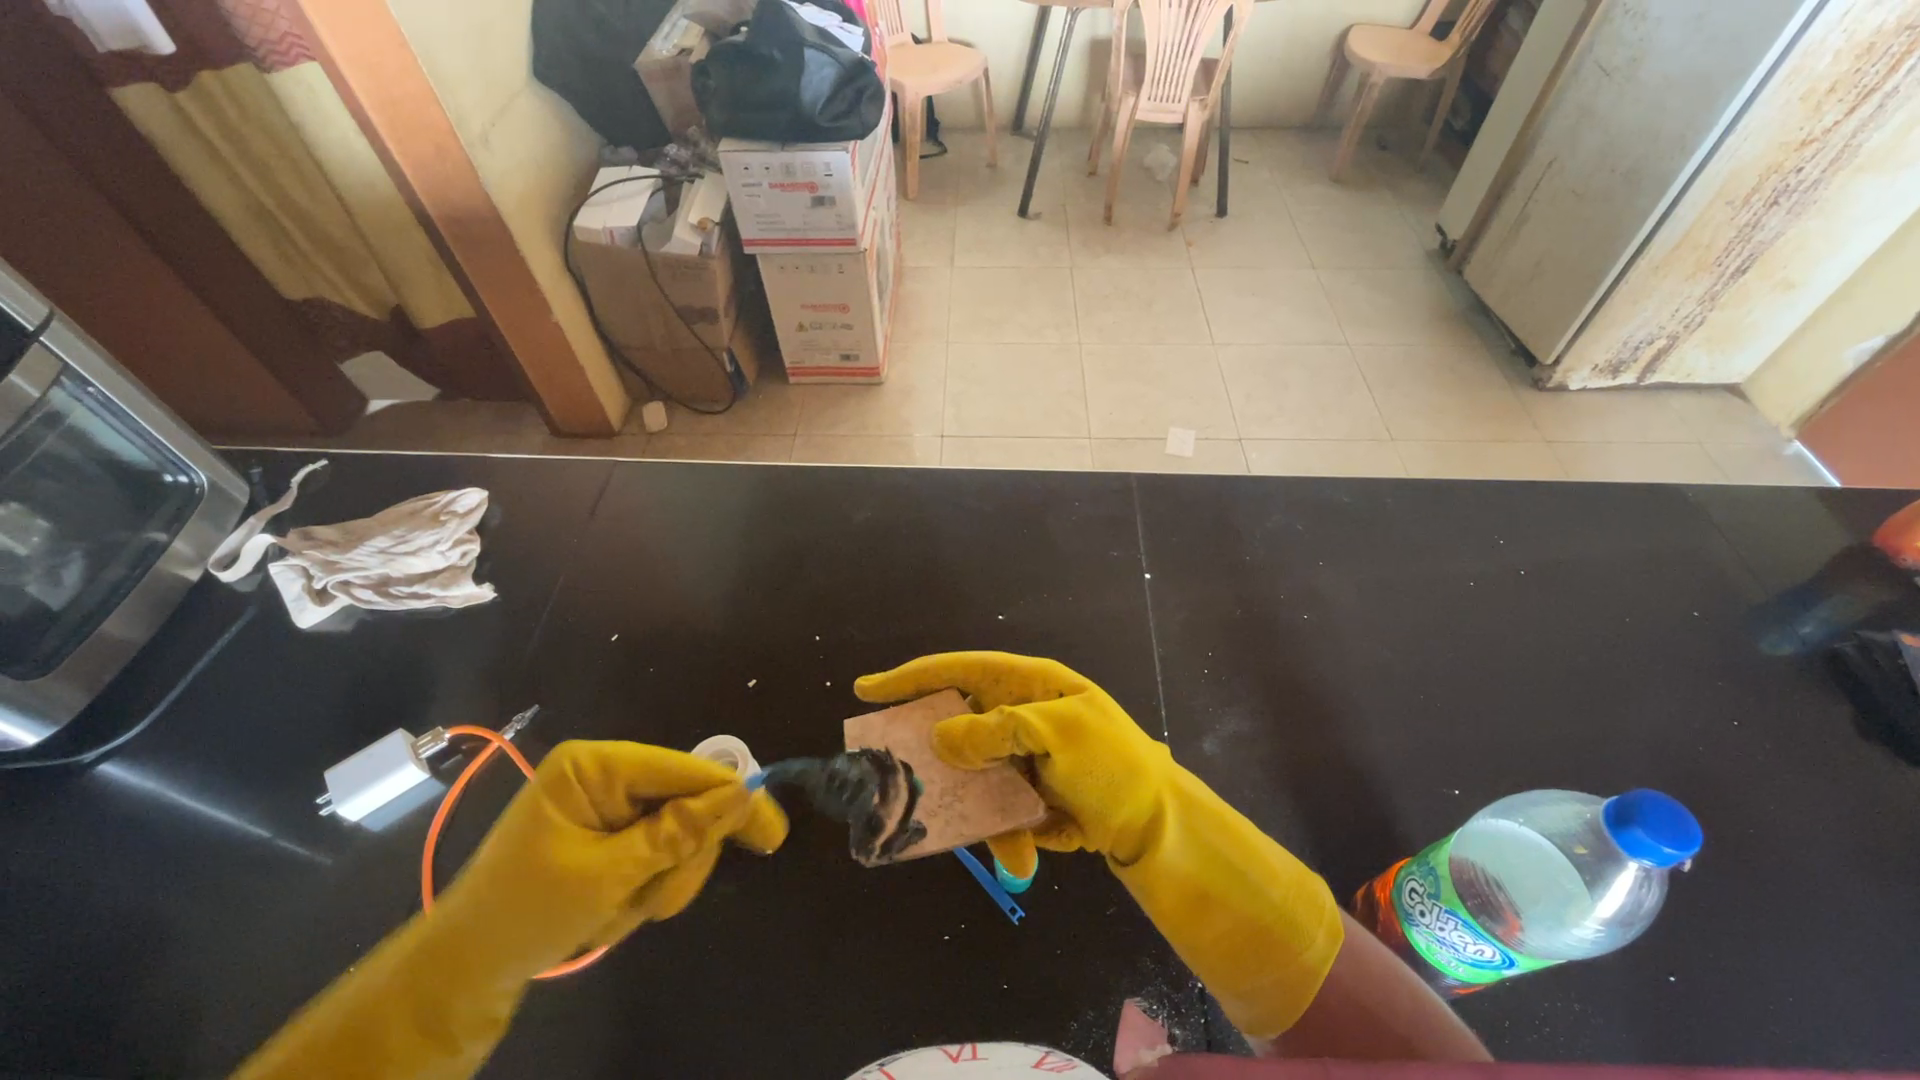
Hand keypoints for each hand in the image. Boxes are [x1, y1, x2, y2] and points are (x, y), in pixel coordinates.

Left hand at [433, 740, 787, 979]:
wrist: (465, 971)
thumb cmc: (527, 912)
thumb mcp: (608, 874)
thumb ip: (679, 832)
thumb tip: (744, 793)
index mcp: (595, 765)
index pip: (685, 771)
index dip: (732, 800)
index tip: (773, 835)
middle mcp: (606, 776)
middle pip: (687, 805)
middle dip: (677, 860)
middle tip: (655, 900)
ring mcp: (608, 807)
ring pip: (678, 836)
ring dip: (661, 881)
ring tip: (620, 911)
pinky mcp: (610, 837)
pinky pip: (658, 854)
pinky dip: (648, 888)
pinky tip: (614, 910)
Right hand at [854, 651, 1169, 878]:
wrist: (1157, 826)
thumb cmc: (1113, 766)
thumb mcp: (1060, 734)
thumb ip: (998, 731)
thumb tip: (940, 738)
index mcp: (1029, 687)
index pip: (961, 671)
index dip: (912, 678)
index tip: (866, 690)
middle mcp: (1017, 719)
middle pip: (952, 725)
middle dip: (926, 752)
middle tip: (893, 772)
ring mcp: (1018, 762)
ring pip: (966, 778)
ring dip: (964, 807)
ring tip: (981, 829)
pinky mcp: (1022, 800)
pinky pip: (989, 812)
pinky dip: (999, 835)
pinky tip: (1022, 856)